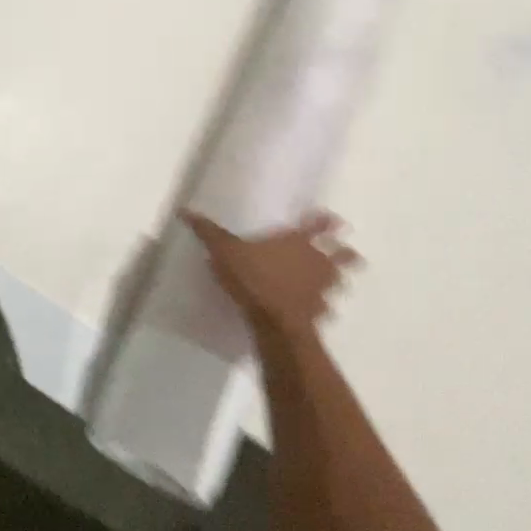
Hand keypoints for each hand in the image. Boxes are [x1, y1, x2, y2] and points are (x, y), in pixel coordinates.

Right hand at [186, 209, 360, 338]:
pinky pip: (326, 305)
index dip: (326, 220)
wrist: (275, 320)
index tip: (328, 218)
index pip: (321, 225)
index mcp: (298, 241)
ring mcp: (325, 287)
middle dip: (344, 252)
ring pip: (341, 280)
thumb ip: (208, 231)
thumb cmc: (252, 276)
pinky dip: (320, 304)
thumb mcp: (222, 249)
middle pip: (346, 254)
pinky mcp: (323, 310)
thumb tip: (185, 210)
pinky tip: (306, 306)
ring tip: (317, 279)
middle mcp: (318, 261)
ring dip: (334, 278)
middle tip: (333, 251)